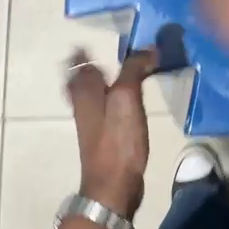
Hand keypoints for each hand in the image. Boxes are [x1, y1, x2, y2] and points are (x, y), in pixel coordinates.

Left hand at [66, 47, 153, 219]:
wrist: (114, 186)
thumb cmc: (117, 140)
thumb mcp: (127, 98)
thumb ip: (134, 69)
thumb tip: (148, 48)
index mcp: (85, 92)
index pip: (79, 64)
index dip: (84, 52)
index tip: (95, 41)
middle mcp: (84, 104)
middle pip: (82, 80)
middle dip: (89, 66)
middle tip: (104, 55)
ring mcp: (94, 122)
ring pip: (94, 93)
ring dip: (103, 81)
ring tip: (120, 72)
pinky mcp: (106, 135)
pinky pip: (107, 107)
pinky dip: (114, 98)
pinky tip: (129, 100)